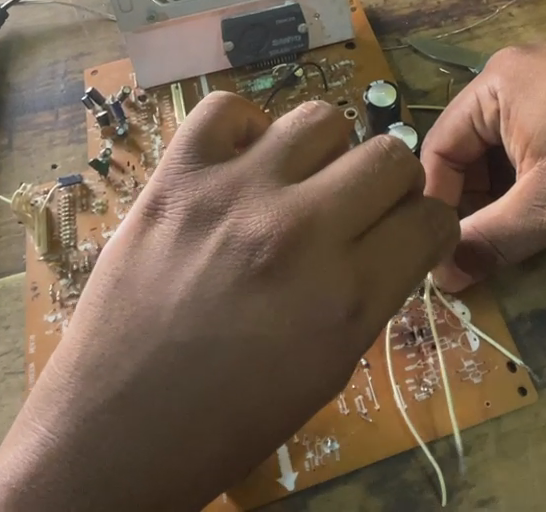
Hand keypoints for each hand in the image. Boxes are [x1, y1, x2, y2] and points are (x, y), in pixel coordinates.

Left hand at [0, 93, 457, 511]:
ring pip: (320, 118)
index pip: (431, 219)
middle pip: (390, 156)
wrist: (114, 434)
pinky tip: (238, 167)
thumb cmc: (229, 419)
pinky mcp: (175, 177)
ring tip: (294, 184)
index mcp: (346, 297)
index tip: (405, 235)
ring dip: (322, 153)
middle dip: (389, 185)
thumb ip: (370, 289)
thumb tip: (391, 231)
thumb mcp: (328, 368)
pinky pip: (229, 109)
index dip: (425, 228)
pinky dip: (243, 131)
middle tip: (356, 209)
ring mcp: (234, 194)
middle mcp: (299, 232)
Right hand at [420, 42, 545, 290]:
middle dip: (475, 199)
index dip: (437, 204)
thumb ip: (486, 241)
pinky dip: (536, 175)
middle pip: (473, 141)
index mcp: (502, 78)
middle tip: (481, 252)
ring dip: (506, 192)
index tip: (440, 257)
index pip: (441, 144)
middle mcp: (525, 66)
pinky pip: (541, 134)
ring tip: (520, 236)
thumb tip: (442, 279)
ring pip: (508, 142)